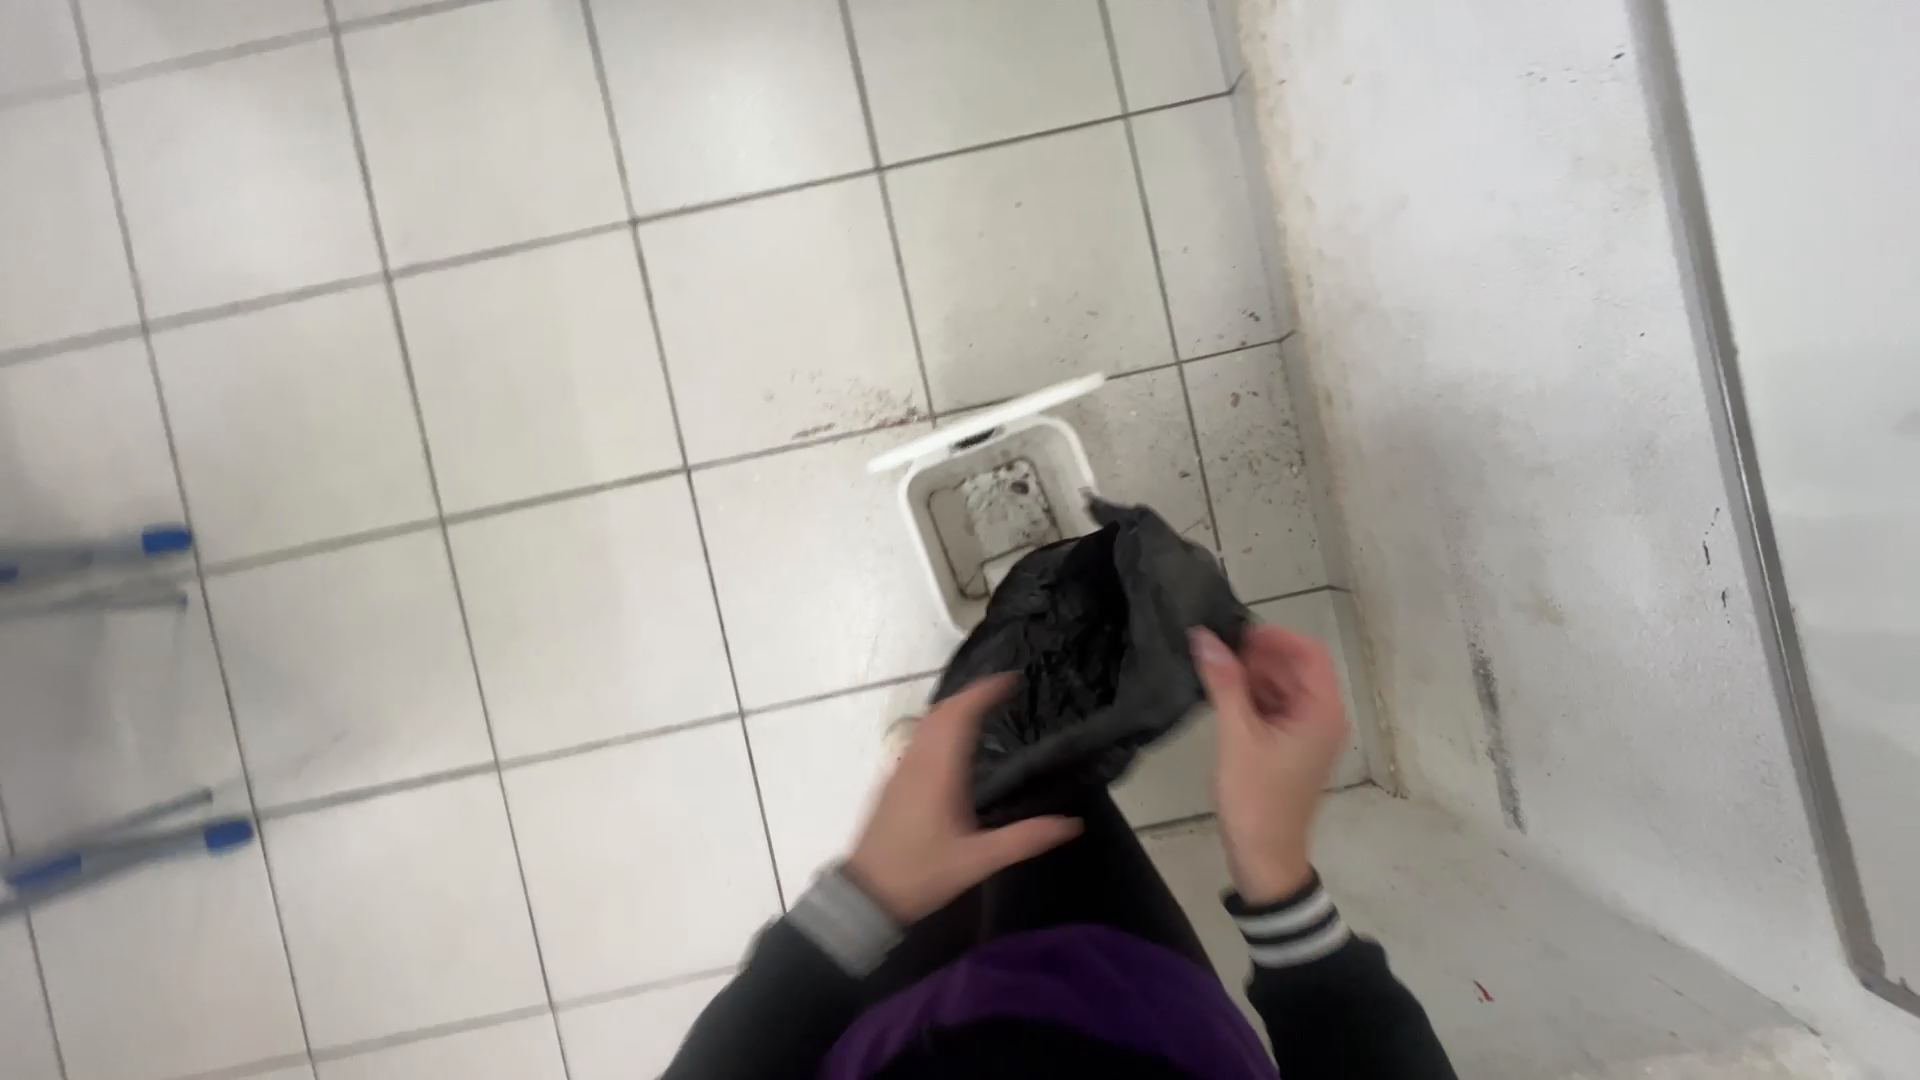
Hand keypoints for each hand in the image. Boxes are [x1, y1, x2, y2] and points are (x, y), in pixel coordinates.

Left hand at [845, 675, 1082, 922]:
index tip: (1010, 679)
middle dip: (971, 693)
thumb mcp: (979, 861)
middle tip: (1002, 689)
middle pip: (942, 710)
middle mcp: (917, 760)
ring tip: (982, 707)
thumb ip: (1024, 839)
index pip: (961, 714)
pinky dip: (938, 724)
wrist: (867, 893)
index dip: (984, 691)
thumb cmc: (922, 873)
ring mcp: (900, 768)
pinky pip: (918, 736)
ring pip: (927, 722)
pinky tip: (951, 741)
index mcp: (940, 771)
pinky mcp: (892, 780)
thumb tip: (1072, 824)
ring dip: (953, 707)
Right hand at [1192, 625, 1349, 904]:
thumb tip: (1203, 636)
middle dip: (1256, 655)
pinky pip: (1272, 704)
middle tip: (1213, 653)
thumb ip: (1223, 682)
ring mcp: (1305, 731)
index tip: (1234, 633)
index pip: (1308, 652)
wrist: (1263, 856)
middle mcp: (1321, 716)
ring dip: (1249, 674)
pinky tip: (1220, 695)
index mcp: (1321, 712)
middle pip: (1293, 666)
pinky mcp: (1288, 743)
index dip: (1274, 636)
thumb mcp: (1237, 736)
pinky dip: (1249, 695)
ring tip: (1211, 672)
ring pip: (1280, 684)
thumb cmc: (1256, 797)